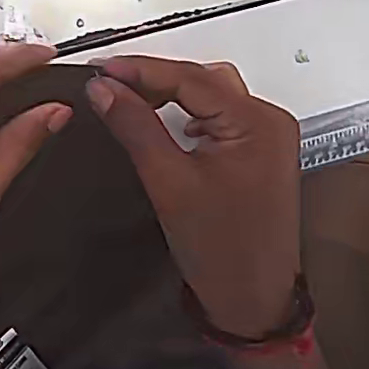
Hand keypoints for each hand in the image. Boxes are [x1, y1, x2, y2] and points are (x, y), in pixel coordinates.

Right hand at [86, 56, 302, 338]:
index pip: (190, 77)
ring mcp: (267, 136)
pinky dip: (187, 110)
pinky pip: (218, 114)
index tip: (99, 70)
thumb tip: (103, 88)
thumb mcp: (168, 180)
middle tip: (108, 82)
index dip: (140, 69)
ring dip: (171, 91)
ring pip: (211, 93)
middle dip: (154, 77)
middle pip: (203, 79)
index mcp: (255, 123)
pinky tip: (164, 121)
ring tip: (130, 96)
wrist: (251, 299)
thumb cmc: (218, 246)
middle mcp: (268, 121)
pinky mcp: (258, 152)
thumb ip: (134, 126)